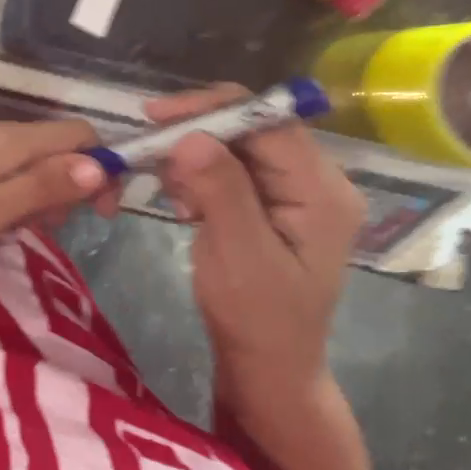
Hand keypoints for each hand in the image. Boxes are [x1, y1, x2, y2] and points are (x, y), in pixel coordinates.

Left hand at [0, 115, 108, 260]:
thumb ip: (42, 187)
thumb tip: (100, 164)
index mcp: (1, 138)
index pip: (76, 134)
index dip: (99, 169)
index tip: (97, 213)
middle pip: (51, 147)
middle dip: (62, 187)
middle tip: (39, 228)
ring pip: (23, 158)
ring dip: (31, 193)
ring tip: (4, 228)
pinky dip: (4, 189)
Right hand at [152, 86, 365, 399]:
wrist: (266, 359)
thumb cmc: (257, 314)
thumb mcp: (238, 254)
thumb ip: (220, 192)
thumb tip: (191, 137)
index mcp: (322, 191)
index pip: (269, 123)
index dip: (212, 110)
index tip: (154, 115)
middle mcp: (315, 180)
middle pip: (250, 127)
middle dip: (195, 132)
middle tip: (148, 151)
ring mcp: (292, 189)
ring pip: (232, 143)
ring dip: (191, 155)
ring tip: (169, 190)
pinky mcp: (268, 199)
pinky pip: (226, 164)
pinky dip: (195, 172)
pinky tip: (182, 201)